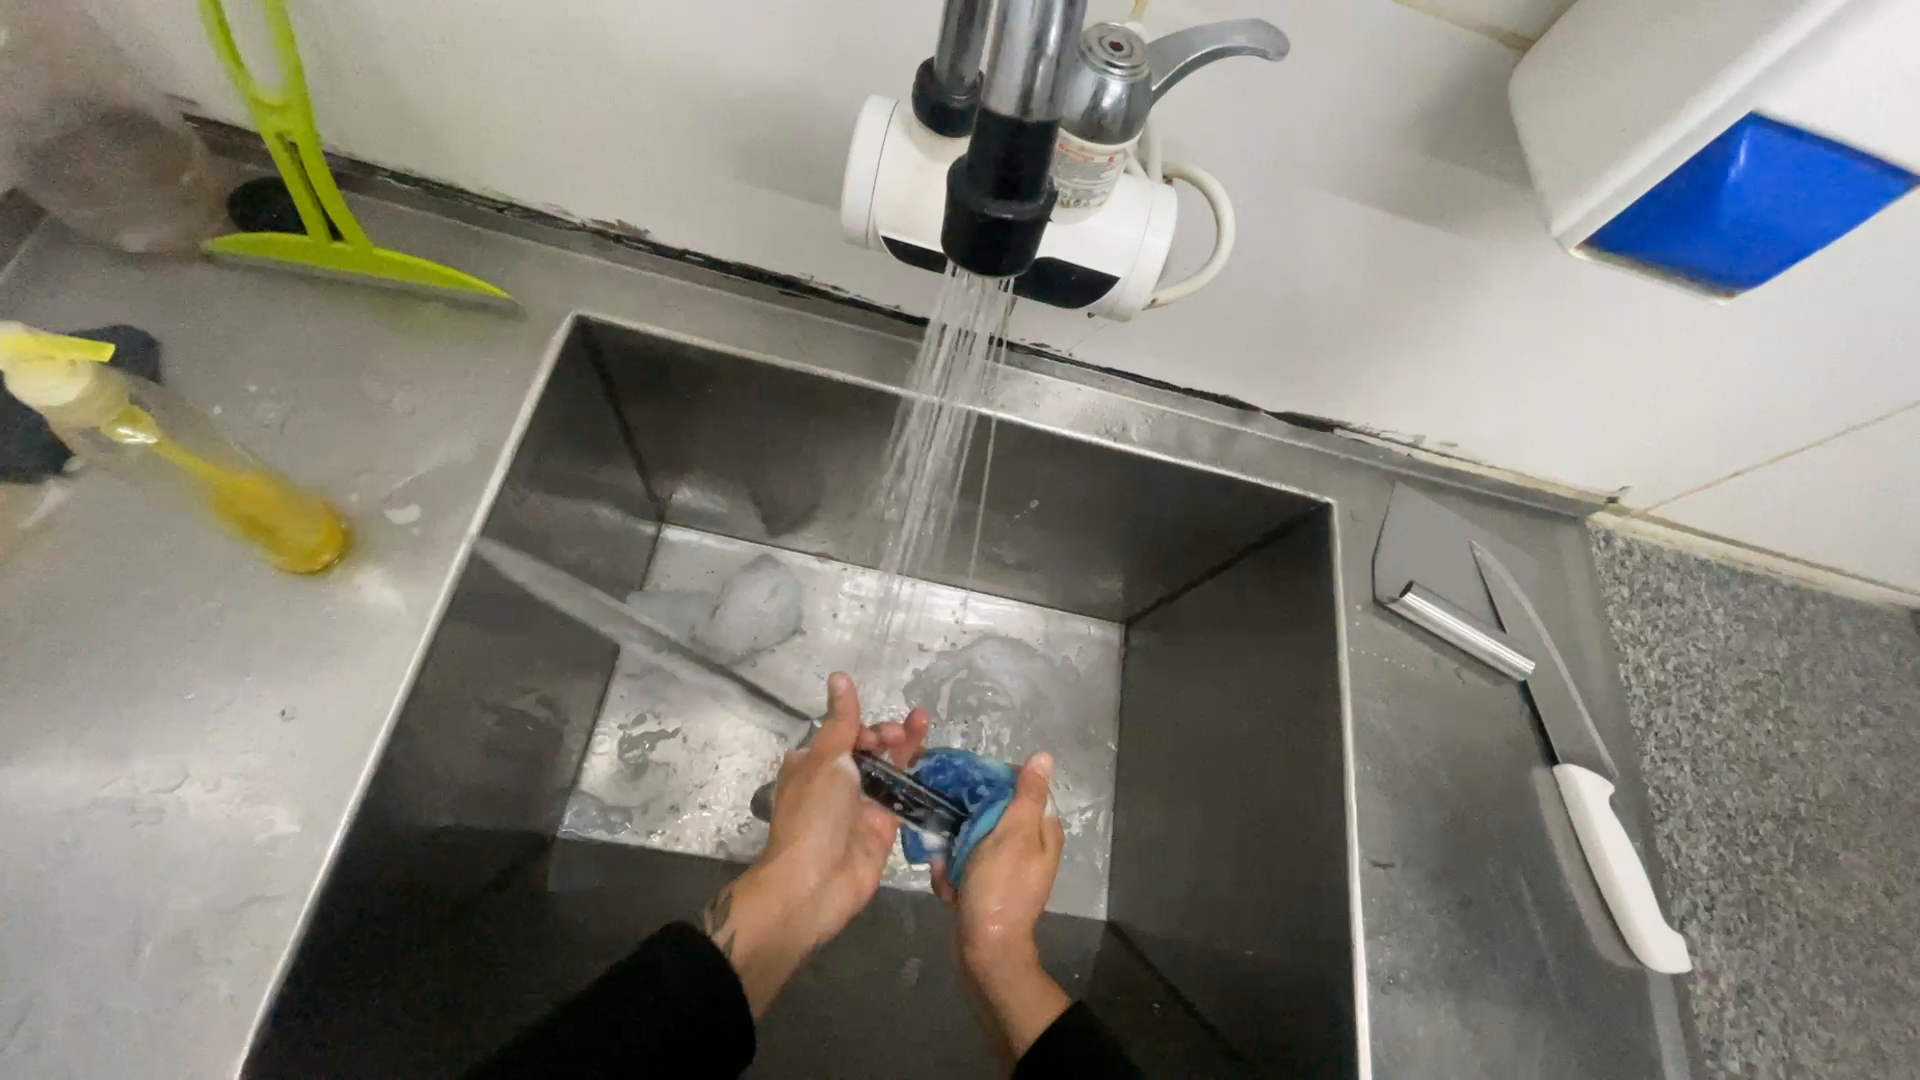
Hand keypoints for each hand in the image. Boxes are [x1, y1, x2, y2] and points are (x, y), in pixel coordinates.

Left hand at [700, 672, 929, 1016]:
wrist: (815, 884)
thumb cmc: (813, 816)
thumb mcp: (826, 759)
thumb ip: (843, 720)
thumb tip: (840, 677)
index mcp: (814, 764)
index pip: (845, 733)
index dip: (864, 727)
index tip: (876, 735)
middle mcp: (837, 783)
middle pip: (870, 749)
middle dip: (888, 734)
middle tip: (904, 733)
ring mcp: (861, 806)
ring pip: (889, 769)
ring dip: (906, 747)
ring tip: (925, 722)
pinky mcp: (883, 828)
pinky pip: (903, 798)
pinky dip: (917, 780)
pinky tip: (933, 763)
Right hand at [932, 752, 1070, 1060]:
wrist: (984, 951)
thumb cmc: (999, 887)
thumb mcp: (1013, 833)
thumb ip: (1027, 795)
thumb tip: (1044, 756)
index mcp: (1042, 830)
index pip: (1018, 789)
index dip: (991, 785)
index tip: (966, 791)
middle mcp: (1029, 847)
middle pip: (992, 814)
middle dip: (966, 825)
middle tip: (952, 837)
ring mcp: (1007, 869)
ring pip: (972, 840)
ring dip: (953, 852)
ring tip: (947, 868)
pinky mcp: (987, 887)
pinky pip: (964, 866)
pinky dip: (952, 874)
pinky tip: (947, 886)